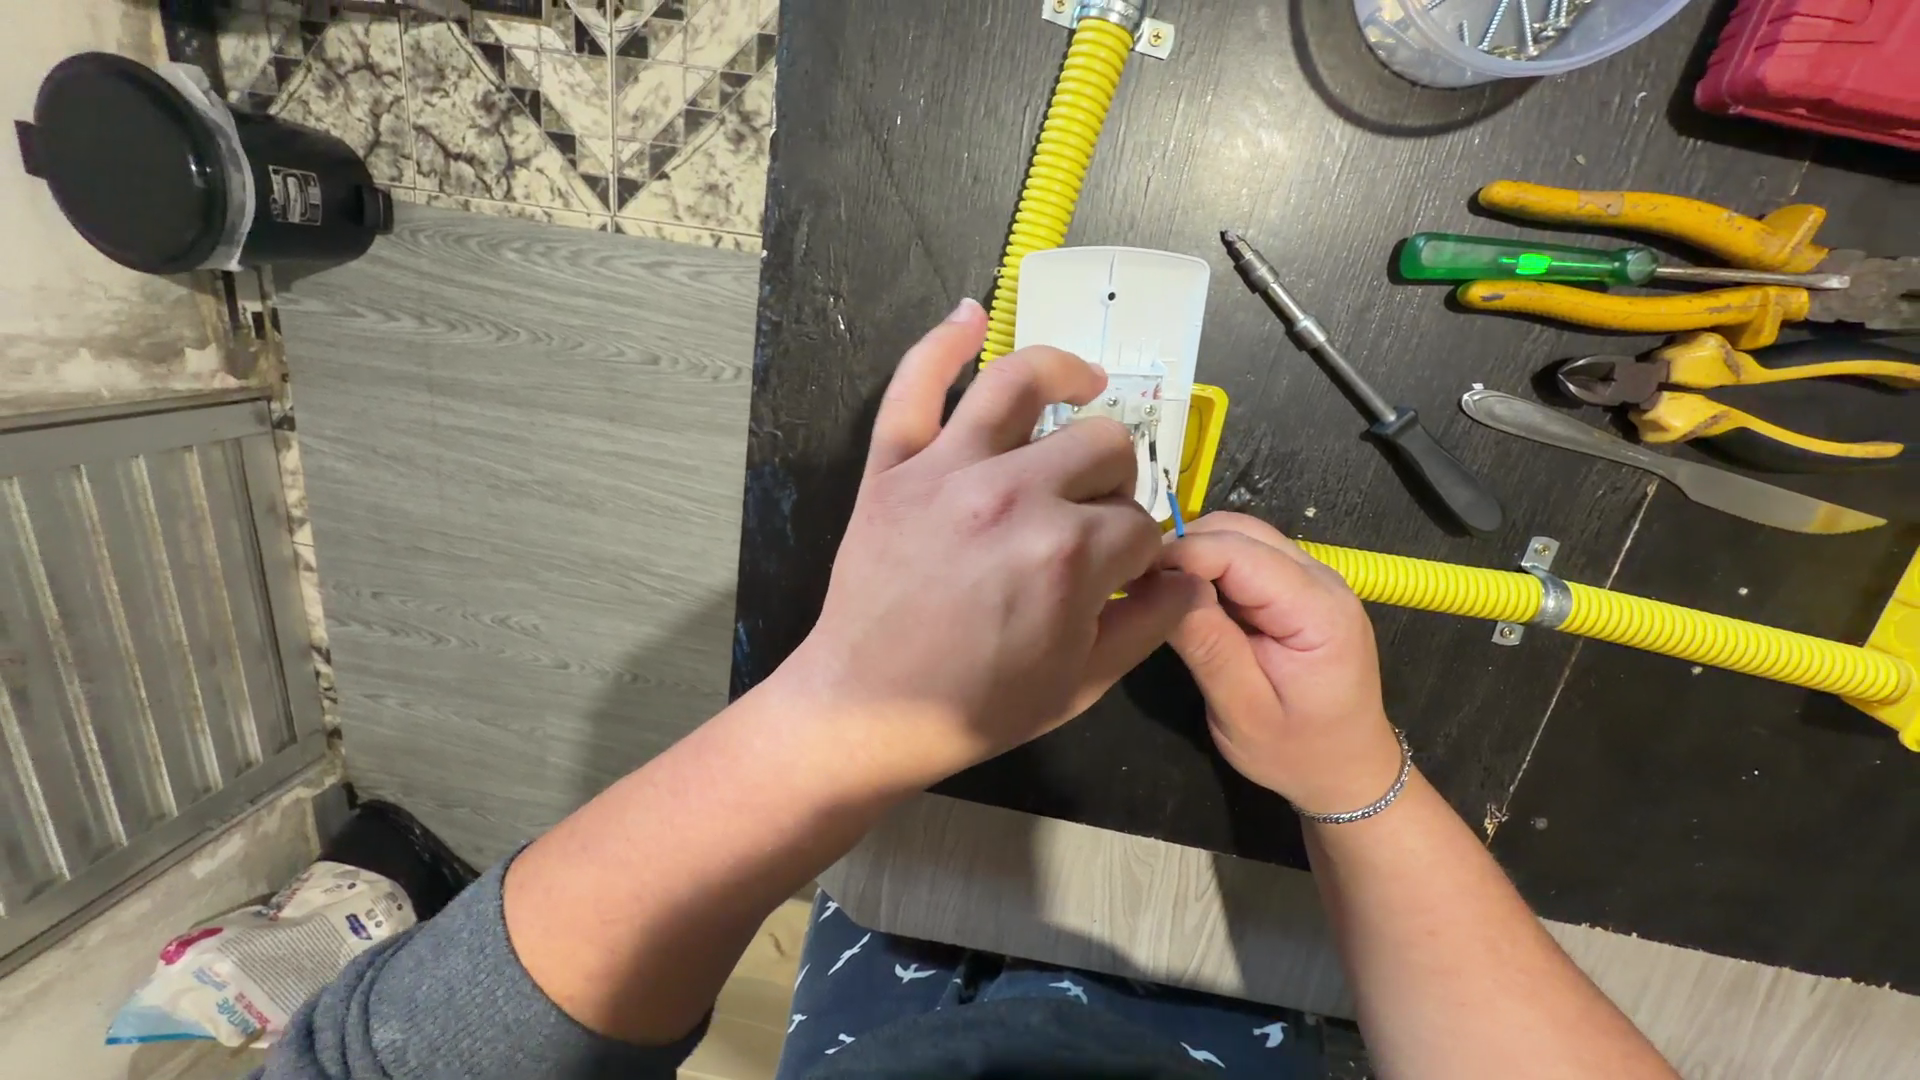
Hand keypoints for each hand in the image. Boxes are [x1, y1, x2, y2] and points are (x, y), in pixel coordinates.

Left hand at [782, 299, 1202, 784]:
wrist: (868, 708)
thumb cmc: (978, 704)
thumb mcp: (1081, 684)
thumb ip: (1149, 624)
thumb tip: (1190, 575)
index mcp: (1070, 553)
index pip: (1139, 524)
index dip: (1140, 551)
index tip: (1122, 572)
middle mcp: (1016, 494)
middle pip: (1102, 447)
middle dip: (1116, 482)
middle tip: (1096, 514)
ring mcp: (948, 471)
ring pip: (1023, 384)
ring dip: (1067, 373)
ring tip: (1087, 381)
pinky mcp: (893, 466)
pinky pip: (914, 386)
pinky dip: (942, 343)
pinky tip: (970, 315)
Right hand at [1160, 513, 1400, 813]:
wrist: (1346, 770)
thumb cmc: (1295, 751)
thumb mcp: (1242, 712)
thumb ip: (1208, 646)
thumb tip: (1163, 584)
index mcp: (1317, 610)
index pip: (1238, 552)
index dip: (1179, 555)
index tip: (1132, 581)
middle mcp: (1321, 578)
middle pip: (1238, 531)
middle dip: (1182, 547)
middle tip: (1138, 586)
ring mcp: (1311, 577)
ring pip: (1239, 534)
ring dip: (1192, 553)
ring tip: (1156, 592)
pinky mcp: (1295, 586)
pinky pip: (1244, 554)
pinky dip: (1206, 564)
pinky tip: (1184, 596)